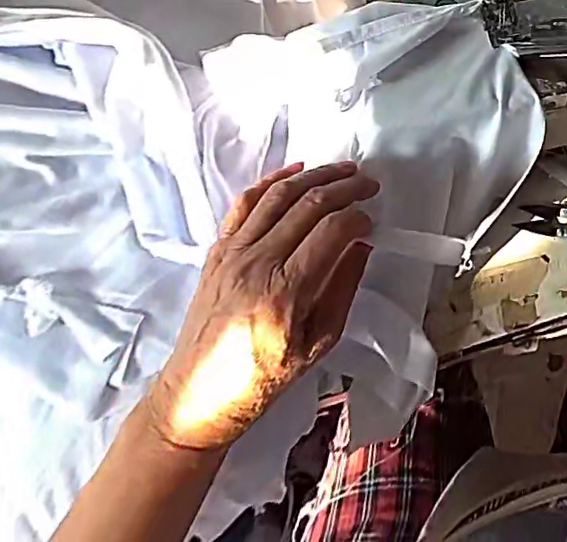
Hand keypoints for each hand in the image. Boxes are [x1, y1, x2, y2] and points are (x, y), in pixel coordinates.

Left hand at [143, 162, 377, 450]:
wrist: (195, 398)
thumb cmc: (262, 379)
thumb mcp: (319, 344)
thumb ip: (343, 288)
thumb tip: (361, 244)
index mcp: (285, 293)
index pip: (332, 231)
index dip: (358, 217)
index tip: (371, 220)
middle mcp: (257, 264)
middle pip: (309, 204)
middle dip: (346, 187)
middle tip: (368, 184)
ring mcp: (233, 253)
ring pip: (279, 194)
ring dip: (316, 175)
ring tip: (342, 169)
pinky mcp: (218, 251)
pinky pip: (246, 202)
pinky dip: (272, 180)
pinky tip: (296, 170)